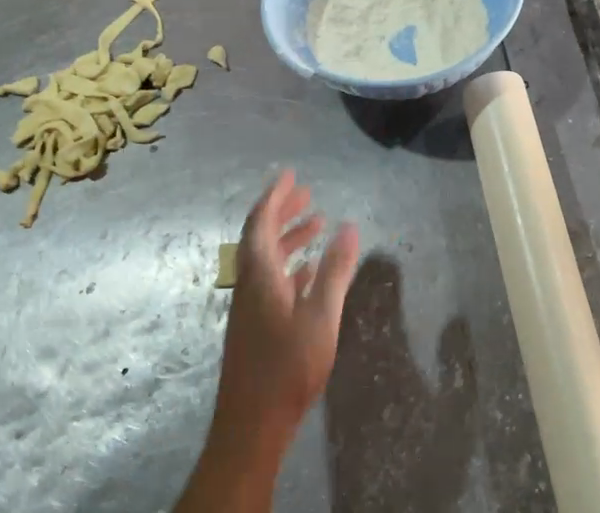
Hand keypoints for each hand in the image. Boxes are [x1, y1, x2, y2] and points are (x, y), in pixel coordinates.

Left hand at [215, 170, 360, 446]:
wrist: (253, 424)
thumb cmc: (288, 366)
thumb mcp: (321, 315)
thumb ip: (335, 270)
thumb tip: (349, 226)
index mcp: (260, 277)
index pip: (259, 224)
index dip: (274, 197)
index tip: (290, 174)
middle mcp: (250, 286)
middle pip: (260, 238)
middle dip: (282, 212)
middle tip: (308, 193)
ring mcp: (251, 309)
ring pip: (267, 261)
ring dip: (289, 238)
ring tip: (318, 224)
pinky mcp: (256, 327)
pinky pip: (271, 282)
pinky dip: (290, 266)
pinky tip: (310, 270)